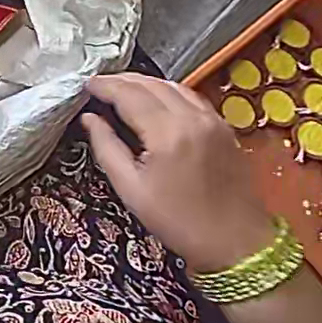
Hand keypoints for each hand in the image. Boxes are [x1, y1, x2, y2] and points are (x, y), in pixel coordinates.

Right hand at [78, 73, 275, 273]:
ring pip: (172, 85)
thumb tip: (89, 118)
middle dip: (121, 80)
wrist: (235, 242)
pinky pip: (190, 96)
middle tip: (99, 84)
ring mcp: (212, 119)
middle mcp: (192, 117)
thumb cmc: (177, 221)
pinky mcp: (223, 125)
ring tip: (122, 88)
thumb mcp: (131, 189)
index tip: (86, 85)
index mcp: (166, 133)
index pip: (129, 95)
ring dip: (144, 82)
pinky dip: (167, 91)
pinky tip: (154, 99)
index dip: (105, 86)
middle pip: (150, 84)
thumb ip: (106, 148)